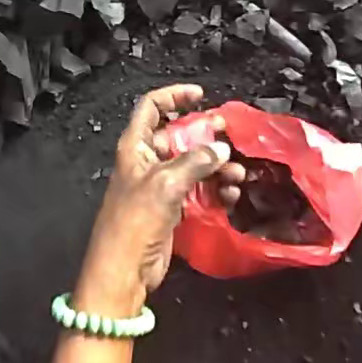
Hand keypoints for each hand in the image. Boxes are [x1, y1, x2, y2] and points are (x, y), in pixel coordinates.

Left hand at [74, 85, 245, 316]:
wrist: (124, 267)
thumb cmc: (135, 220)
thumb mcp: (165, 185)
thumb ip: (194, 162)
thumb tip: (220, 149)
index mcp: (135, 146)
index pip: (151, 107)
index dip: (174, 96)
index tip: (200, 95)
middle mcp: (147, 159)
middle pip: (179, 135)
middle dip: (205, 136)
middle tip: (231, 139)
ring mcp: (160, 183)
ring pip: (193, 163)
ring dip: (216, 166)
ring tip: (237, 175)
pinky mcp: (172, 205)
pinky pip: (197, 188)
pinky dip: (214, 188)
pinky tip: (230, 195)